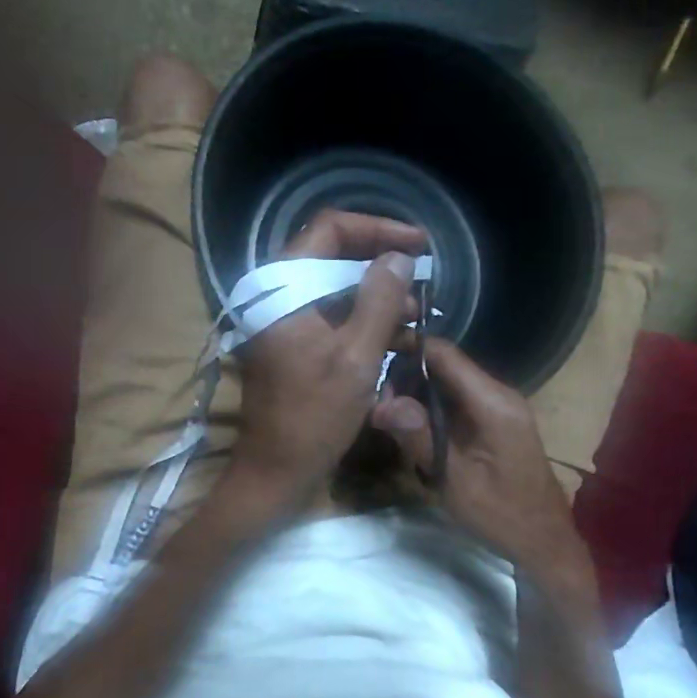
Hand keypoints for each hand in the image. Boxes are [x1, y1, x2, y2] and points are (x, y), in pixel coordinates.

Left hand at [232, 211, 427, 496]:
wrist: (276, 468)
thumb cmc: (315, 416)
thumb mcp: (357, 357)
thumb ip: (379, 301)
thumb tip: (399, 257)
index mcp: (282, 289)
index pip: (329, 229)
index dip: (377, 229)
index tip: (419, 244)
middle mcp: (275, 294)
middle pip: (331, 255)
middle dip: (380, 266)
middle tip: (421, 282)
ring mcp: (280, 318)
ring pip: (333, 287)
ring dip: (375, 296)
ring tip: (416, 316)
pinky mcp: (289, 340)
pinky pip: (328, 315)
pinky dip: (361, 320)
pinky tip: (398, 338)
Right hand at [370, 338, 585, 581]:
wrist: (543, 542)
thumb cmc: (501, 514)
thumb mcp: (454, 480)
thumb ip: (419, 438)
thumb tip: (381, 403)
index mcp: (493, 403)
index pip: (444, 355)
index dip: (407, 347)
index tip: (370, 355)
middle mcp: (497, 396)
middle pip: (442, 367)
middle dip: (406, 379)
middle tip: (377, 406)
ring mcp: (496, 408)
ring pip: (445, 384)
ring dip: (415, 395)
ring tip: (387, 419)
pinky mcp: (492, 422)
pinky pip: (454, 402)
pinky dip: (429, 409)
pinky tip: (410, 430)